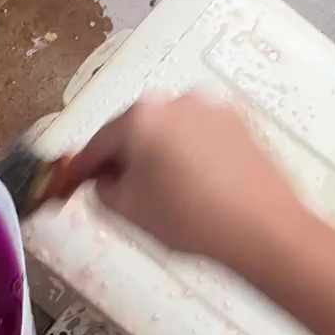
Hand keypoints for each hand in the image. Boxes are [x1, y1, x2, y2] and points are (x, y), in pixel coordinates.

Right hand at [54, 94, 308, 267]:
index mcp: (142, 116)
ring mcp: (212, 111)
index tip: (71, 179)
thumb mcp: (127, 211)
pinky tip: (195, 191)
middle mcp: (178, 103)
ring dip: (159, 158)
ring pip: (169, 133)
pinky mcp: (240, 125)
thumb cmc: (199, 220)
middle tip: (118, 193)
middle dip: (124, 160)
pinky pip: (200, 139)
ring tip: (166, 199)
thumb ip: (100, 188)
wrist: (264, 231)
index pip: (97, 142)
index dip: (79, 167)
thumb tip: (103, 180)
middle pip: (134, 131)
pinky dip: (191, 158)